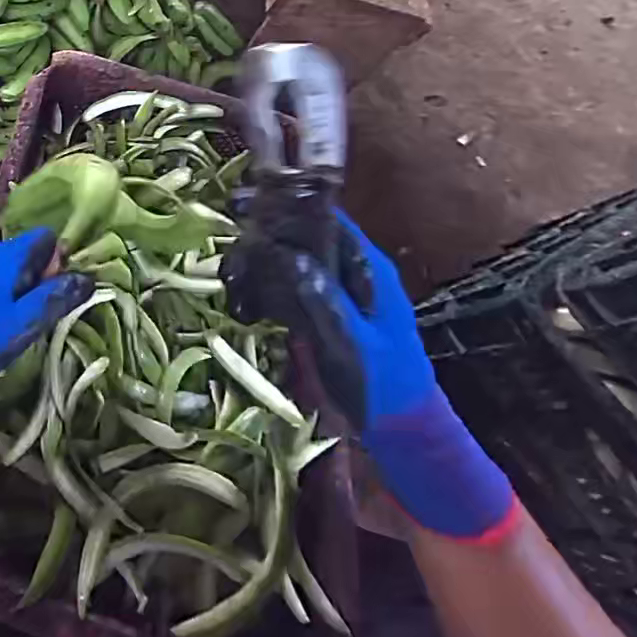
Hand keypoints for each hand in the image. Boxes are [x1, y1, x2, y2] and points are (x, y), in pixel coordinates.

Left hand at [0, 229, 92, 523]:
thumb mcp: (20, 324)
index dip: (60, 257)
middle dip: (39, 275)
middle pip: (22, 252)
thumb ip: (53, 298)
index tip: (64, 286)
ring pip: (1, 268)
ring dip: (16, 288)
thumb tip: (87, 277)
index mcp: (3, 256)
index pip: (42, 237)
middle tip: (44, 312)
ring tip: (18, 323)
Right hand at [225, 210, 515, 541]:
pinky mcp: (330, 312)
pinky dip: (271, 287)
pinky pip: (296, 286)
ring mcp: (342, 292)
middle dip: (268, 237)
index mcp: (367, 268)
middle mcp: (354, 271)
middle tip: (231, 245)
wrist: (405, 428)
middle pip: (306, 236)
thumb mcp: (350, 341)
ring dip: (265, 264)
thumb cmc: (382, 385)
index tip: (249, 207)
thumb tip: (283, 251)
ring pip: (296, 261)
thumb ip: (320, 297)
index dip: (289, 207)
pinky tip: (246, 299)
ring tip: (231, 274)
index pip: (327, 218)